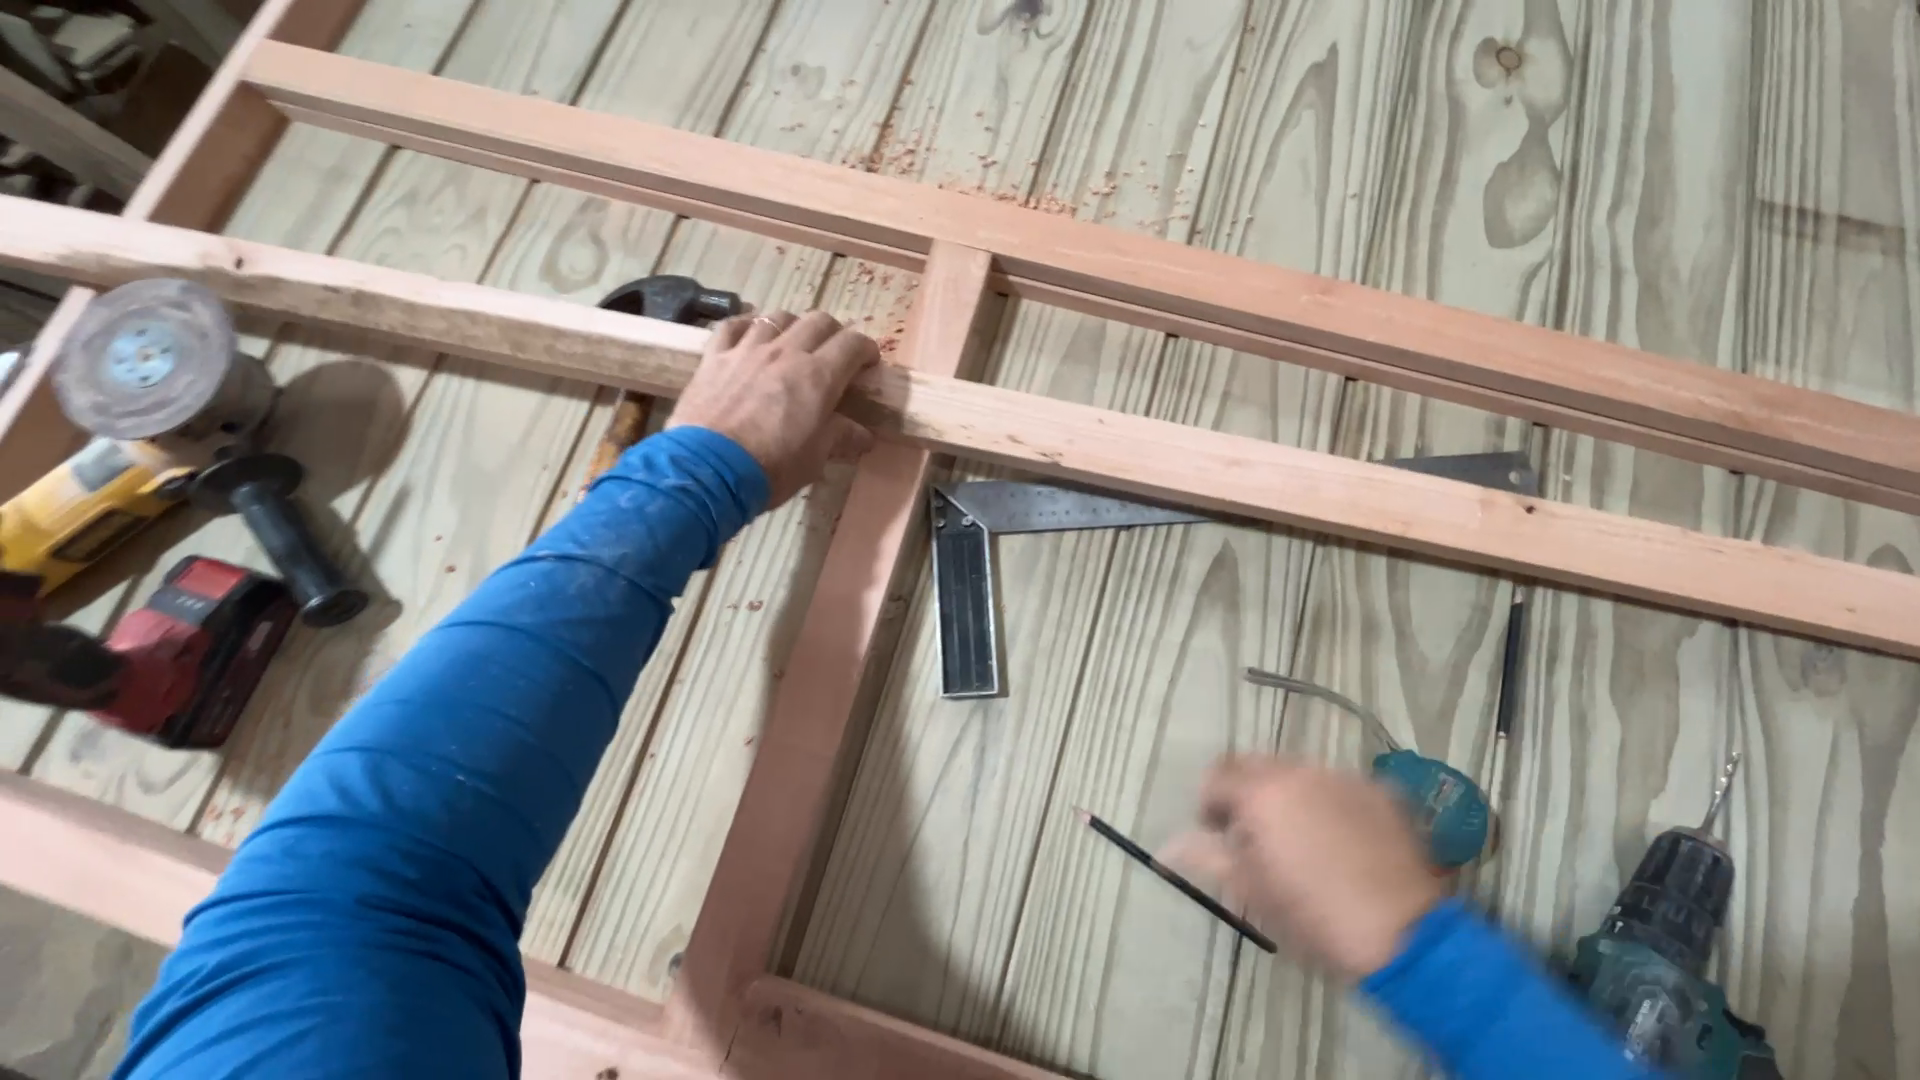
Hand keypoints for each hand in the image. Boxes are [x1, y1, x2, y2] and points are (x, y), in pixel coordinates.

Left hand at [667, 310, 879, 506]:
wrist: (709, 470)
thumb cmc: (772, 467)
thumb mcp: (816, 458)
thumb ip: (840, 438)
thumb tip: (864, 436)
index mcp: (818, 376)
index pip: (852, 345)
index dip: (866, 349)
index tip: (868, 362)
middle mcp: (786, 352)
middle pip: (818, 321)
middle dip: (834, 332)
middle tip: (835, 352)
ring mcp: (747, 350)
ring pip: (777, 317)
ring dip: (793, 326)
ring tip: (793, 342)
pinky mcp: (715, 357)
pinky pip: (732, 326)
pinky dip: (746, 324)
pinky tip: (750, 332)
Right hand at [1163, 756, 1443, 979]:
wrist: (1407, 938)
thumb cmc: (1316, 917)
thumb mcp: (1252, 891)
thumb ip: (1206, 856)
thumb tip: (1166, 845)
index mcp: (1262, 792)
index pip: (1216, 775)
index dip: (1209, 804)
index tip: (1217, 836)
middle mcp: (1301, 771)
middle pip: (1256, 765)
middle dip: (1246, 793)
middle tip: (1252, 836)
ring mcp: (1345, 777)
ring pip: (1299, 772)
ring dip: (1286, 795)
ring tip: (1298, 839)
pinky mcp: (1382, 792)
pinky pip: (1338, 785)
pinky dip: (1326, 802)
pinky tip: (1338, 840)